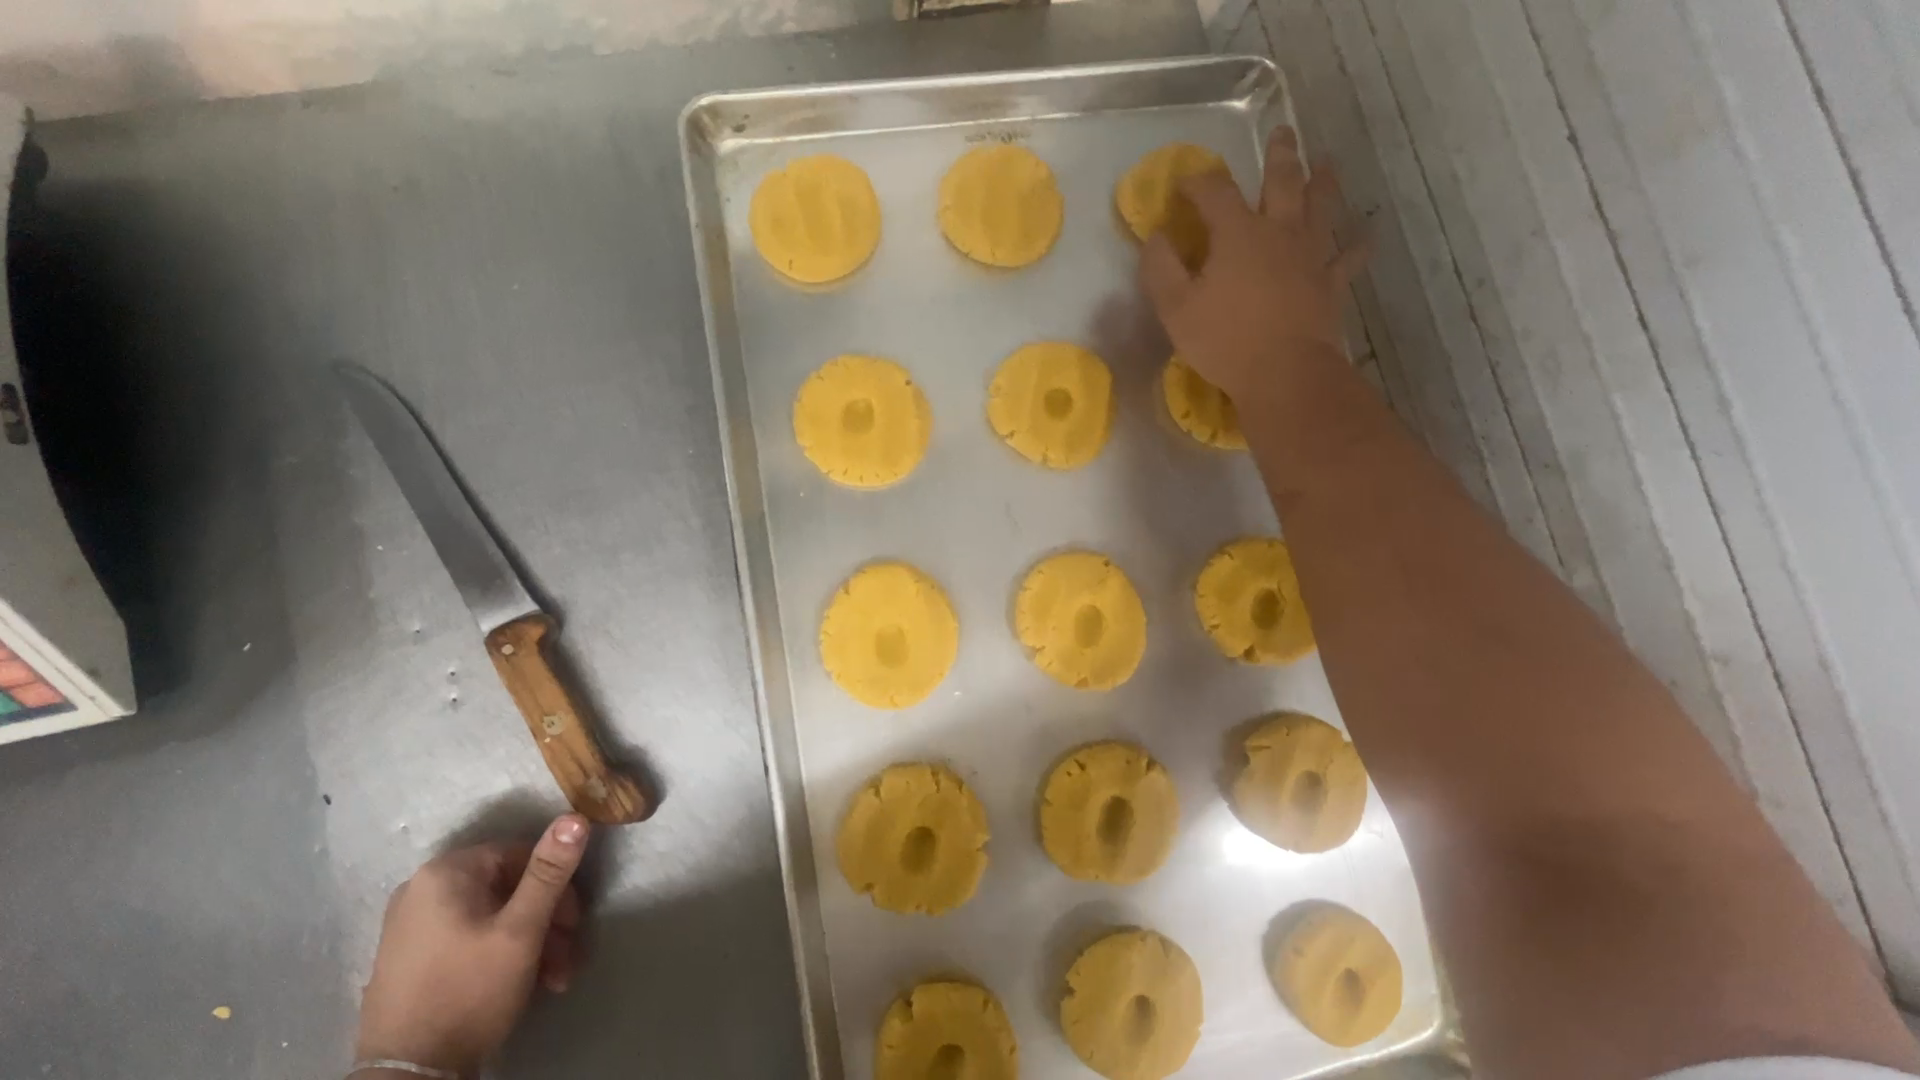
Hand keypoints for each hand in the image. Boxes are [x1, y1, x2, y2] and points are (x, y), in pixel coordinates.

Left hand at [354, 814, 590, 1076]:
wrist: (409, 1074)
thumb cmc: (470, 991)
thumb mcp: (522, 930)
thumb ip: (549, 872)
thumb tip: (575, 816)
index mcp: (446, 873)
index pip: (520, 854)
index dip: (556, 885)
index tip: (574, 923)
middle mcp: (421, 889)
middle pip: (507, 887)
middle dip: (547, 921)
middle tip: (567, 957)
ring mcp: (410, 925)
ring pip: (492, 916)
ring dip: (531, 942)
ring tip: (552, 979)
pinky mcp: (409, 957)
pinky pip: (468, 937)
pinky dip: (500, 953)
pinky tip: (521, 982)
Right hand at [1140, 127, 1366, 401]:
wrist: (1285, 373)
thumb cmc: (1224, 340)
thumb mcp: (1175, 308)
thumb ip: (1161, 269)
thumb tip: (1156, 238)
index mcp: (1237, 233)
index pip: (1215, 192)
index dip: (1198, 182)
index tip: (1184, 183)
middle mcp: (1279, 232)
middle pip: (1282, 181)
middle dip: (1279, 155)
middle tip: (1283, 132)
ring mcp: (1311, 256)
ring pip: (1321, 208)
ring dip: (1323, 182)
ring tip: (1326, 163)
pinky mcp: (1330, 284)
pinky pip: (1349, 258)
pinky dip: (1358, 244)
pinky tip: (1367, 234)